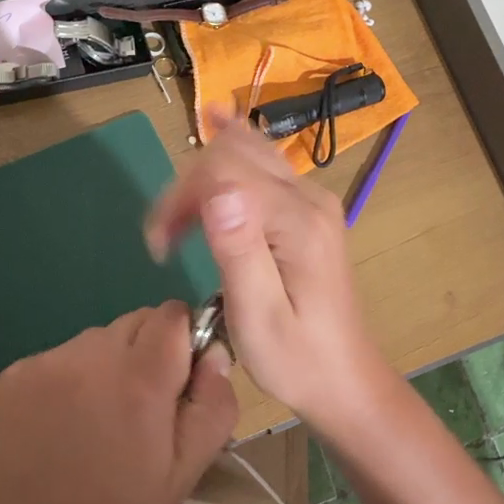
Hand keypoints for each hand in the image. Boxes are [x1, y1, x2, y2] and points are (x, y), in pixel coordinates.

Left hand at [0, 301, 238, 503]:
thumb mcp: (179, 481)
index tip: (179, 384)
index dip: (185, 341)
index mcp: (139, 381)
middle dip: (148, 354)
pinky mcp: (11, 375)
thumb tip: (215, 355)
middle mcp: (91, 356)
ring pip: (97, 341)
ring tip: (95, 429)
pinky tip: (57, 432)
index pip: (174, 314)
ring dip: (108, 367)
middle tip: (138, 415)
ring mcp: (45, 363)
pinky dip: (69, 382)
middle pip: (136, 322)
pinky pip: (59, 360)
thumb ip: (211, 408)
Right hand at [145, 106, 395, 429]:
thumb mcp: (259, 317)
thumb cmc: (296, 360)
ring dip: (204, 174)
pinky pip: (263, 163)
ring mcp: (311, 198)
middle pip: (234, 152)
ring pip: (248, 150)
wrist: (344, 380)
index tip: (159, 246)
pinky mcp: (306, 208)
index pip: (224, 172)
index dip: (180, 197)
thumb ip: (239, 251)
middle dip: (188, 184)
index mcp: (298, 222)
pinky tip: (215, 124)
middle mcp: (309, 197)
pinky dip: (229, 155)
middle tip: (165, 237)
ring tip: (180, 220)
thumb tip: (216, 192)